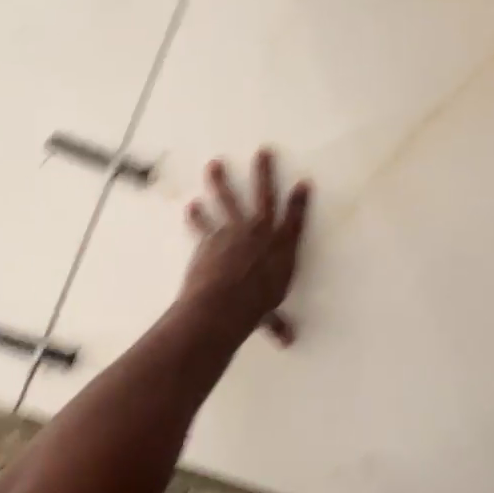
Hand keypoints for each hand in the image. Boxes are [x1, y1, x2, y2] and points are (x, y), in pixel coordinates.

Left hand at [181, 148, 311, 345]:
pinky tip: (190, 206)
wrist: (225, 303)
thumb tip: (287, 340)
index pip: (295, 218)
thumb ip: (276, 324)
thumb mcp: (270, 316)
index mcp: (282, 248)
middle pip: (264, 195)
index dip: (299, 200)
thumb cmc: (255, 308)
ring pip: (229, 200)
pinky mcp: (210, 239)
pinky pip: (203, 224)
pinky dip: (196, 217)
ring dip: (220, 182)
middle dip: (264, 173)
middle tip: (262, 152)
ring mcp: (234, 232)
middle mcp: (260, 233)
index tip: (303, 182)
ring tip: (214, 164)